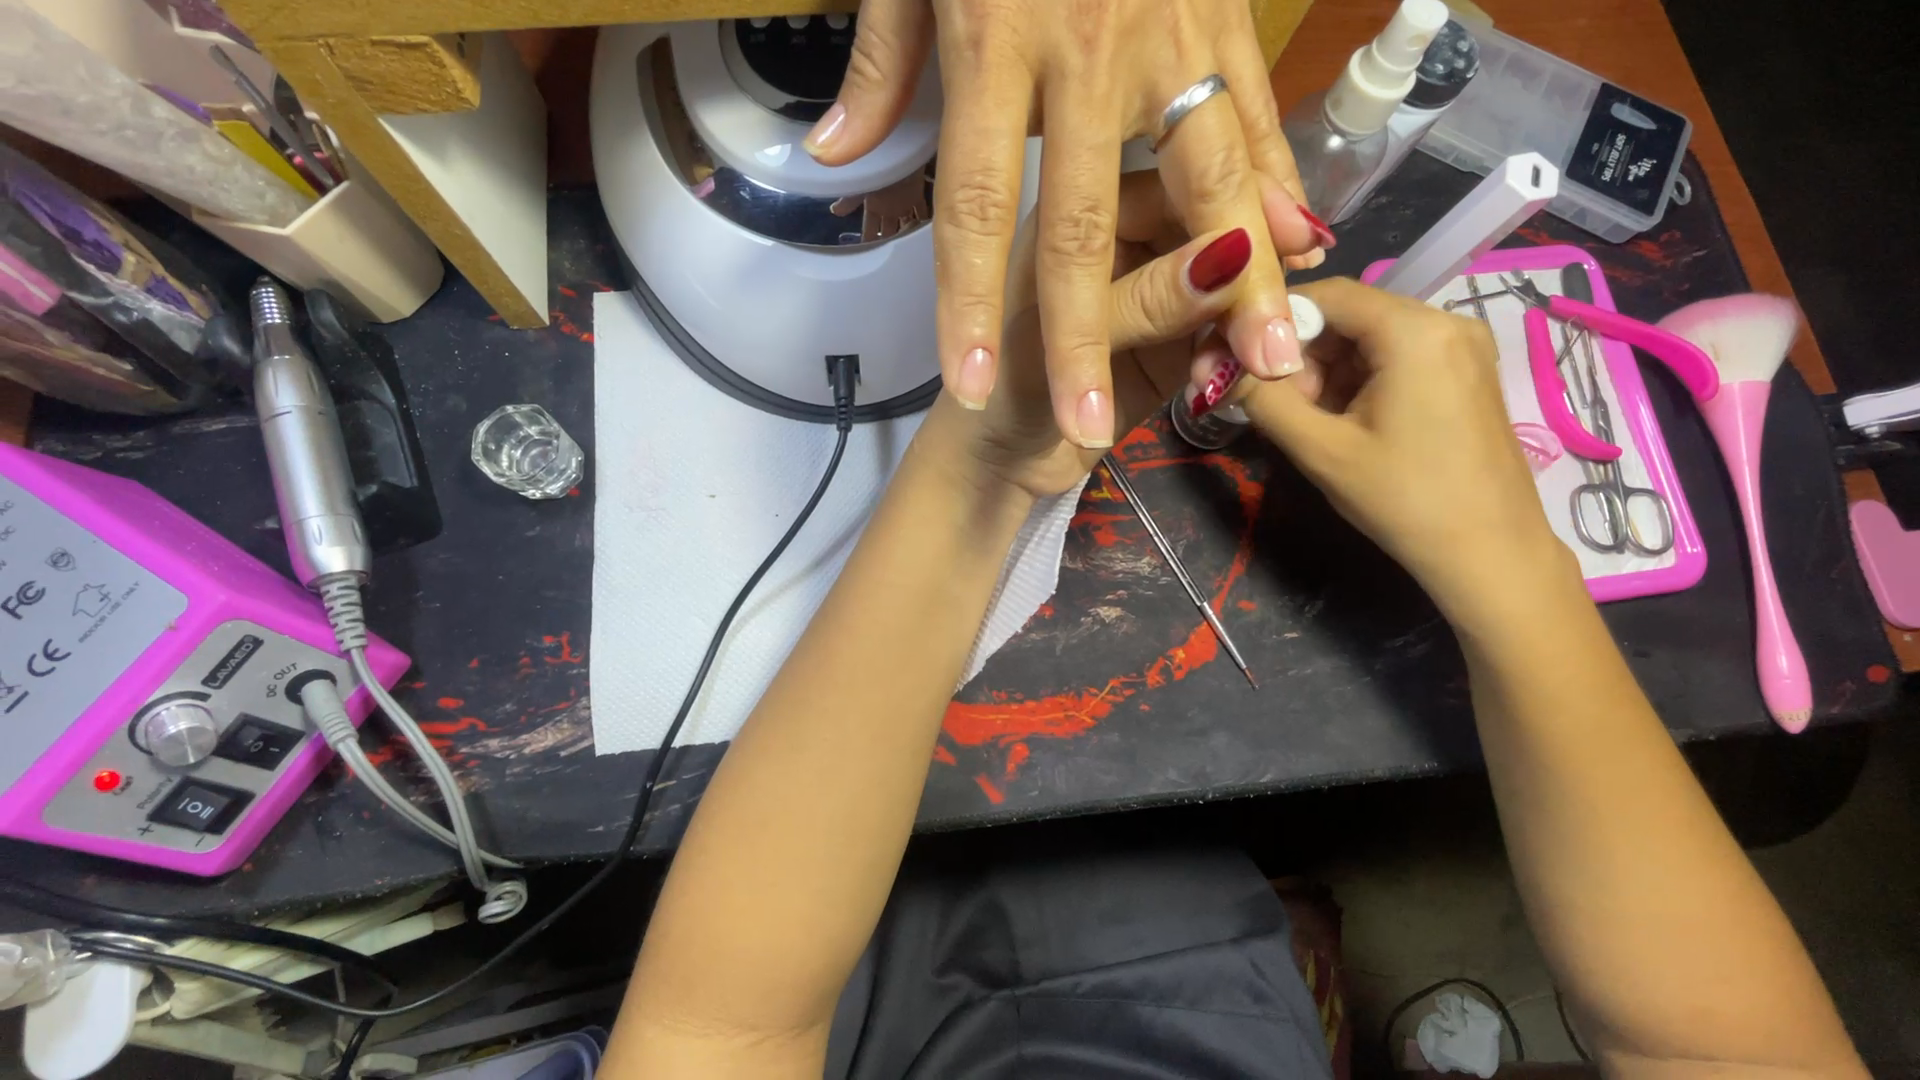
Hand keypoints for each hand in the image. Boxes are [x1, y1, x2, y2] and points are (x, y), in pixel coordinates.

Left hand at [805, 0, 1329, 448]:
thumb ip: (879, 66)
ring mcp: (1169, 33)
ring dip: (1235, 281)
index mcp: (993, 41)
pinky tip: (1297, 254)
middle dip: (1087, 336)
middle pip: (1082, 223)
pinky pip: (1254, 116)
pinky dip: (1277, 189)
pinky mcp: (1226, 12)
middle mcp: (1085, 52)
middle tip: (1091, 426)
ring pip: (1204, 178)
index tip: (972, 387)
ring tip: (1260, 361)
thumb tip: (836, 154)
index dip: (970, 306)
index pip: (975, 205)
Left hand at [945, 172, 1277, 498]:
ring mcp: (1145, 295)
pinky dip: (1234, 348)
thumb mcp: (1064, 337)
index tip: (1284, 220)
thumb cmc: (1005, 392)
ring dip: (1251, 302)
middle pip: (1199, 226)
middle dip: (1255, 243)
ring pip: (1215, 281)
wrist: (997, 468)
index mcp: (1074, 216)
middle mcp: (1115, 245)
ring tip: (1288, 321)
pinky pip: (1214, 335)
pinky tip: (1255, 363)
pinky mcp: (1165, 346)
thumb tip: (1236, 253)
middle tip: (1310, 253)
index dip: (1226, 199)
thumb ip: (1143, 299)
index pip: (1165, 188)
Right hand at [1234, 280, 1581, 627]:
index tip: (1238, 361)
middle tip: (1276, 406)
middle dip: (1302, 355)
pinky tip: (1345, 422)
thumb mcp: (1320, 450)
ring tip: (1311, 423)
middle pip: (1348, 315)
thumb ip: (1263, 399)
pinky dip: (1357, 381)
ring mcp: (1462, 346)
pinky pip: (1394, 357)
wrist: (1491, 554)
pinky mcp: (1465, 372)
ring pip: (1368, 338)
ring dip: (1326, 372)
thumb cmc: (1403, 500)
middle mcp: (1446, 321)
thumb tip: (1220, 367)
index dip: (1272, 323)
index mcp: (1414, 330)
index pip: (1325, 294)